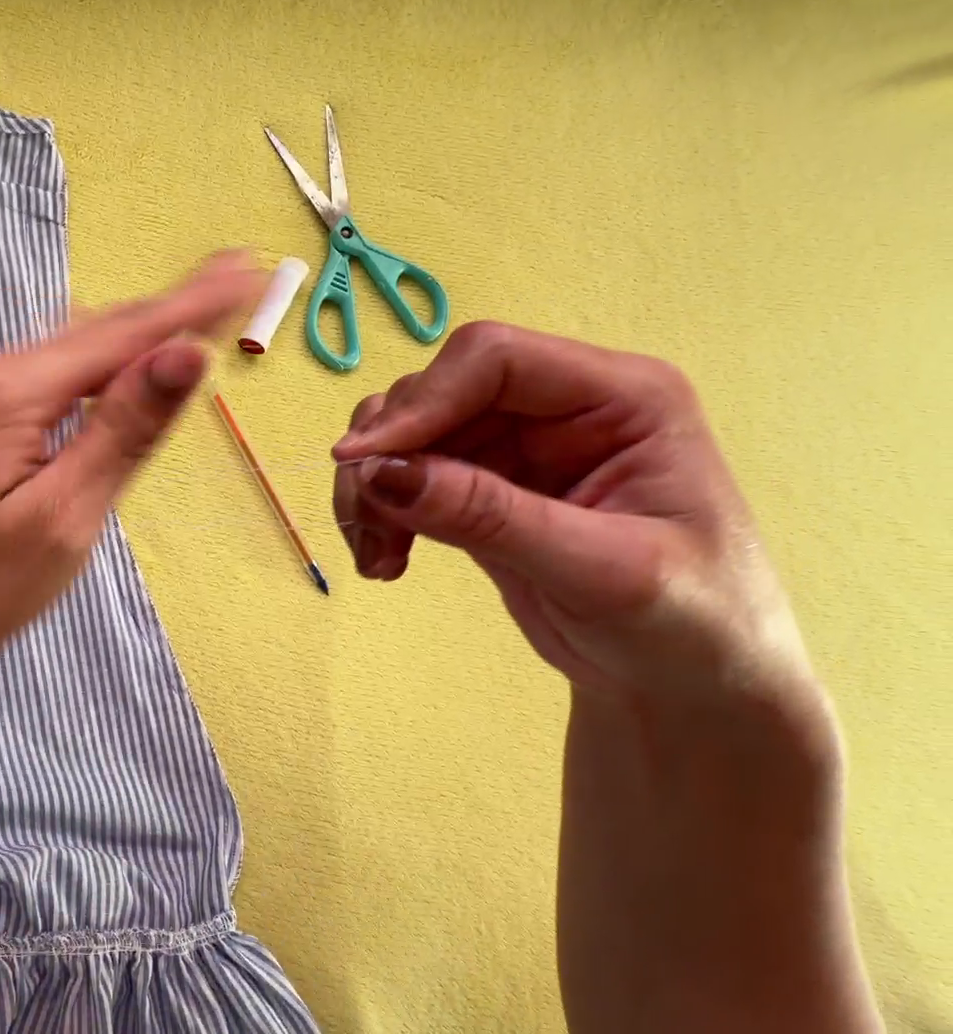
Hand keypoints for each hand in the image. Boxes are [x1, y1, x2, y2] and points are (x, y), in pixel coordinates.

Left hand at [0, 252, 264, 680]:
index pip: (123, 336)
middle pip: (99, 332)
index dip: (191, 306)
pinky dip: (102, 367)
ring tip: (200, 310)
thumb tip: (186, 352)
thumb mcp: (63, 516)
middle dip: (171, 310)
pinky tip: (128, 366)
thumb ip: (123, 431)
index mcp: (10, 392)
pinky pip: (53, 378)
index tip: (247, 268)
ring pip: (76, 352)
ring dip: (139, 335)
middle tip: (237, 275)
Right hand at [330, 321, 820, 717]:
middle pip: (432, 393)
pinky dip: (376, 512)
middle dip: (385, 456)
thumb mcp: (597, 570)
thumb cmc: (685, 625)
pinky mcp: (477, 485)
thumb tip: (379, 471)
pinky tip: (383, 559)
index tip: (359, 462)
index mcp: (618, 398)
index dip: (420, 403)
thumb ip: (489, 515)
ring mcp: (513, 445)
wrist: (683, 685)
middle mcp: (557, 407)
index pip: (492, 360)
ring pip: (404, 433)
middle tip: (367, 528)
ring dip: (370, 488)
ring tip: (376, 556)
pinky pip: (401, 475)